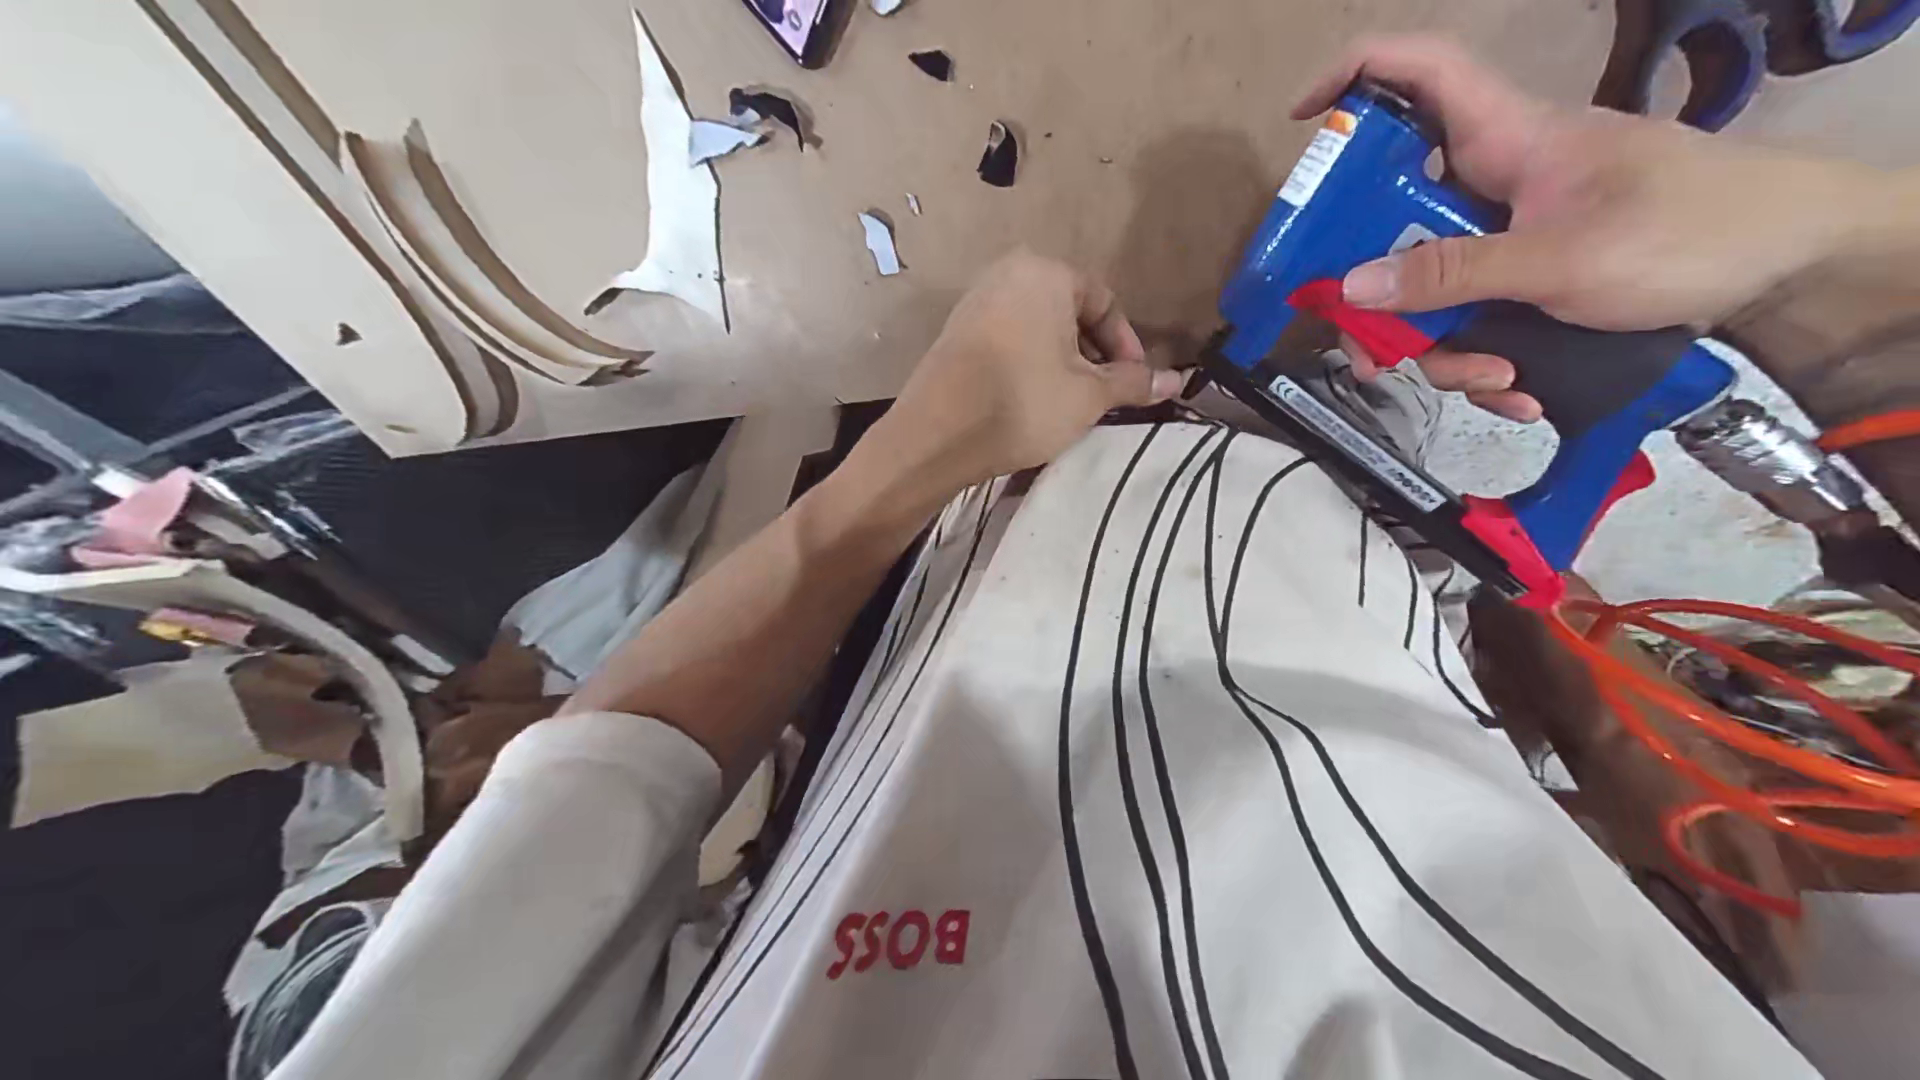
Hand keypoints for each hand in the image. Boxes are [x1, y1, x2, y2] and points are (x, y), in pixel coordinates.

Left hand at [856, 250, 1180, 499]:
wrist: (937, 434)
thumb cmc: (1024, 402)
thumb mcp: (1089, 395)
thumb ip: (1133, 382)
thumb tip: (1177, 381)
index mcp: (1045, 272)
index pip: (1104, 301)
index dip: (1126, 345)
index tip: (1132, 383)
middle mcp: (1006, 275)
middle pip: (1067, 313)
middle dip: (1091, 355)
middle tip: (1101, 395)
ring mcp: (974, 303)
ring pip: (1036, 329)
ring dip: (1060, 363)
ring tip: (1068, 403)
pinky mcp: (953, 335)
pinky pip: (1006, 342)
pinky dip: (1027, 365)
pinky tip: (1029, 401)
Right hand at [1293, 36, 1888, 420]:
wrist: (1796, 269)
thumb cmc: (1695, 231)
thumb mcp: (1562, 257)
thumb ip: (1452, 272)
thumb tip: (1350, 287)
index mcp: (1505, 143)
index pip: (1423, 75)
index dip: (1357, 80)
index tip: (1304, 121)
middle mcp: (1489, 190)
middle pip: (1393, 228)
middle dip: (1380, 301)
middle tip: (1371, 350)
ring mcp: (1501, 241)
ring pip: (1426, 295)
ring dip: (1444, 353)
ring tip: (1495, 381)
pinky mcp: (1518, 285)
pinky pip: (1467, 327)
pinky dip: (1483, 367)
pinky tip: (1519, 389)